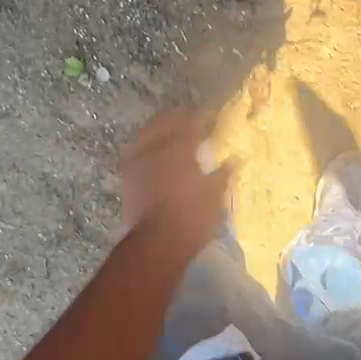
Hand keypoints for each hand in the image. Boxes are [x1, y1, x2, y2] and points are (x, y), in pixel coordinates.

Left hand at [119, 112, 229, 256]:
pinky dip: (147, 146)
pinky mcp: (126, 175)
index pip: (192, 122)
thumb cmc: (191, 217)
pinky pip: (136, 150)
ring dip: (160, 129)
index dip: (203, 117)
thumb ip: (223, 174)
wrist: (156, 242)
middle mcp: (155, 146)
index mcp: (179, 147)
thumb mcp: (214, 195)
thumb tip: (234, 159)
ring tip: (172, 135)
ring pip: (147, 133)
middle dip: (179, 118)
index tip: (212, 117)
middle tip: (192, 122)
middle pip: (165, 121)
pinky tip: (155, 153)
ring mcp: (137, 159)